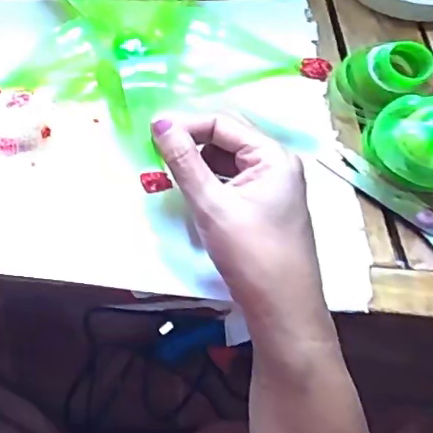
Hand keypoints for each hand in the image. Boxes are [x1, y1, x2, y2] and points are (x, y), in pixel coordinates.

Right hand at [151, 112, 332, 345]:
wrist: (282, 310)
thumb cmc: (251, 254)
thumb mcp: (210, 203)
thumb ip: (183, 160)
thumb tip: (160, 123)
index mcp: (273, 157)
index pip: (222, 123)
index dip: (185, 124)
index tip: (150, 133)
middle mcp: (275, 165)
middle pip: (224, 137)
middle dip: (188, 140)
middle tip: (153, 148)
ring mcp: (269, 186)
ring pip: (223, 158)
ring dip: (193, 160)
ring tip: (164, 169)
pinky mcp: (260, 205)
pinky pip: (226, 178)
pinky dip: (203, 178)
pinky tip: (184, 188)